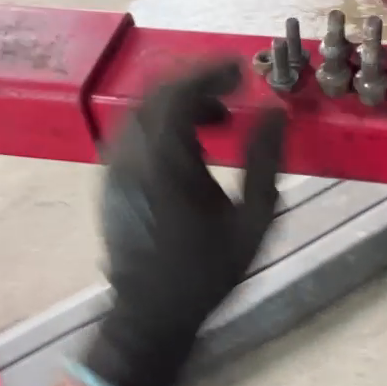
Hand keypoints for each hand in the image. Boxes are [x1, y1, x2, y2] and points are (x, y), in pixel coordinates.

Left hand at [80, 60, 286, 385]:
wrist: (149, 316)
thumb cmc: (205, 272)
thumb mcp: (251, 221)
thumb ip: (264, 161)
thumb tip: (275, 111)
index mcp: (165, 161)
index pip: (181, 92)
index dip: (212, 72)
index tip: (242, 70)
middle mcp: (132, 154)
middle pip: (158, 91)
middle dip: (197, 80)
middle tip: (234, 87)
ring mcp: (115, 165)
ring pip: (143, 107)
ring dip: (180, 100)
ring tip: (219, 118)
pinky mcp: (110, 177)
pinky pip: (134, 129)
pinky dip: (163, 120)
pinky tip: (192, 142)